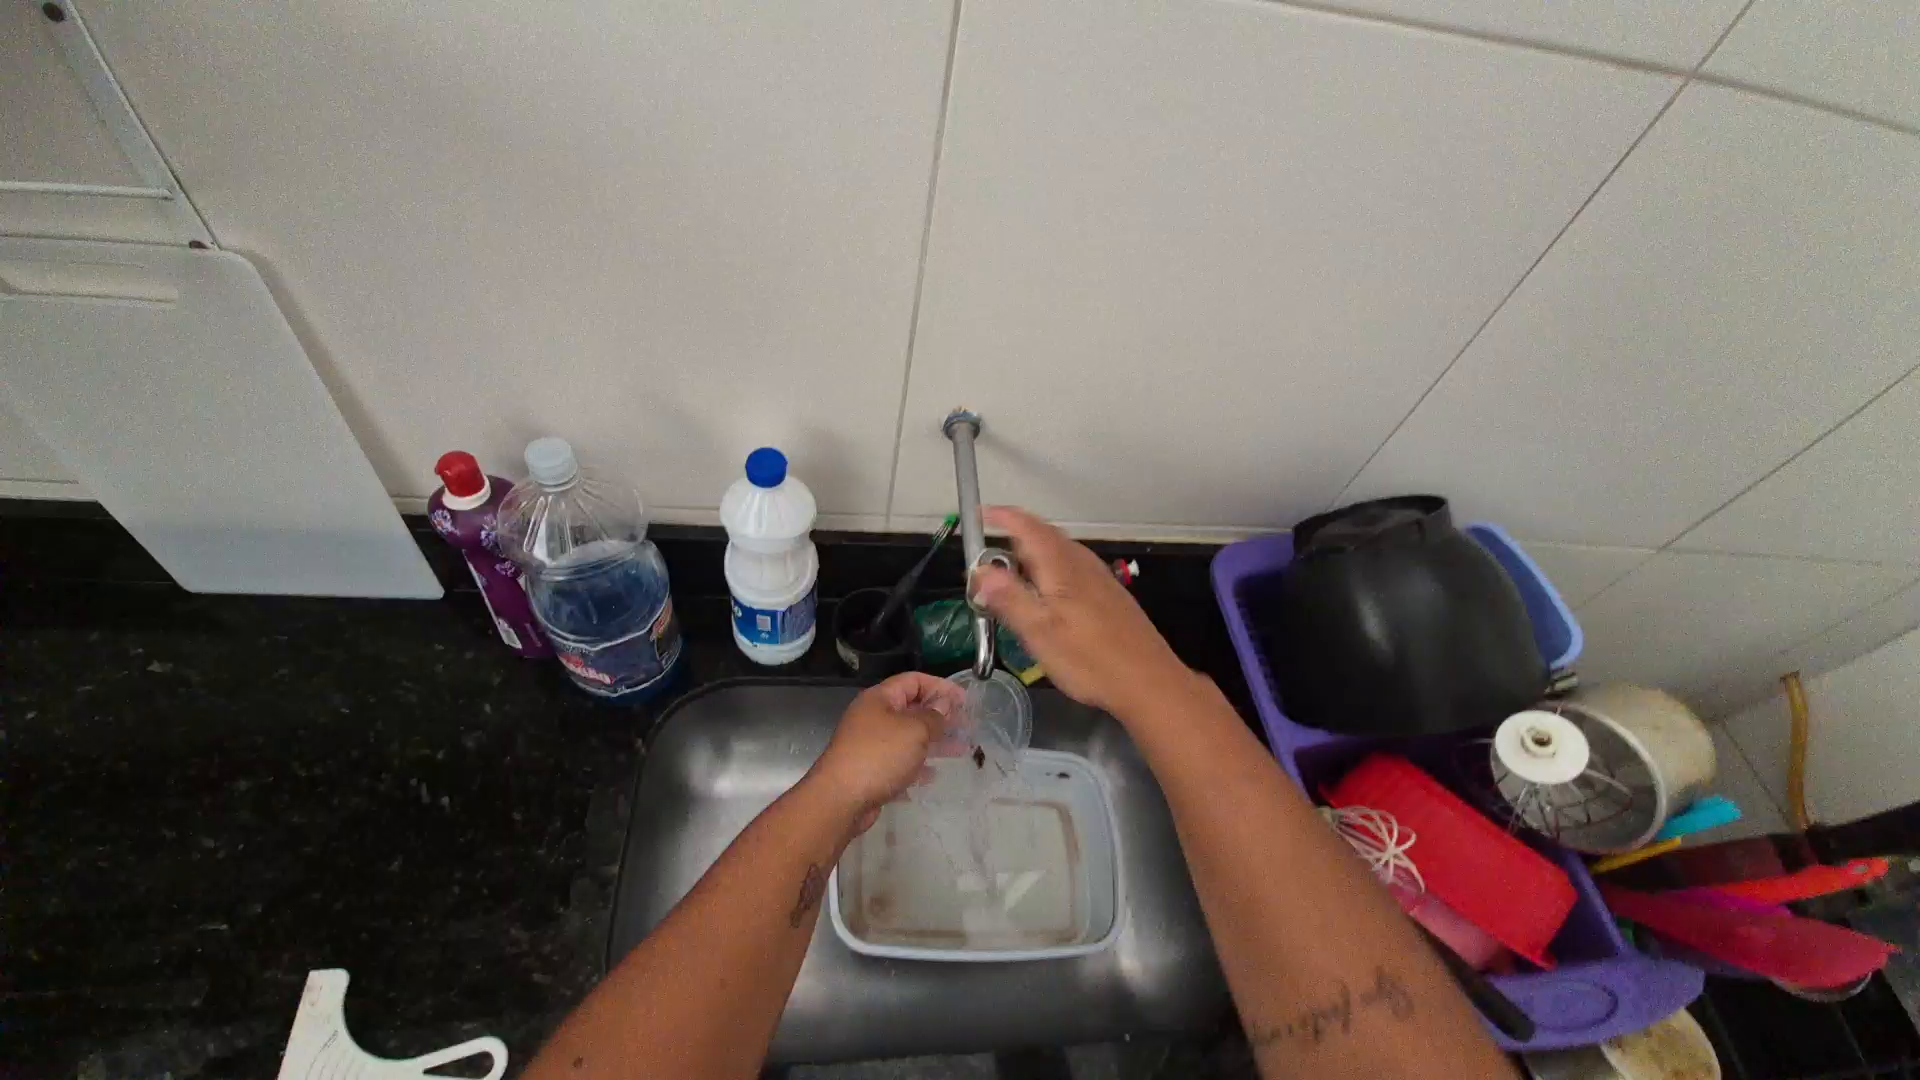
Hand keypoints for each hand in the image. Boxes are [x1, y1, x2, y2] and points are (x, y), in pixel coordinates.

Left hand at [806, 673, 964, 832]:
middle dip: (941, 716)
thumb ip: (934, 716)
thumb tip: (944, 704)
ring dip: (934, 742)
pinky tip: (933, 776)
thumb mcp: (914, 730)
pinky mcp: (871, 770)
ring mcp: (871, 745)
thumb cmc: (879, 756)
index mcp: (880, 699)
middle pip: (912, 709)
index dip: (941, 686)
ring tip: (961, 750)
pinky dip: (917, 765)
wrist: (840, 799)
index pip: (914, 681)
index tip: (965, 699)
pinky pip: (899, 762)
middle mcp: (874, 717)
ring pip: (909, 737)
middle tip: (966, 725)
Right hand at [971, 506, 1197, 720]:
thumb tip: (979, 571)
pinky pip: (1072, 567)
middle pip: (1044, 535)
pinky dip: (1049, 569)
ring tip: (1010, 574)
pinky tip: (1046, 596)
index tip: (981, 515)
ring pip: (1059, 551)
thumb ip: (1009, 598)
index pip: (1027, 526)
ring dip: (1032, 554)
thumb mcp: (1040, 633)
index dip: (1002, 516)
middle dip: (1014, 536)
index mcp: (1061, 566)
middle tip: (988, 553)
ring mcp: (1099, 577)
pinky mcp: (1108, 594)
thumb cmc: (1090, 659)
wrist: (1148, 681)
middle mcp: (1082, 563)